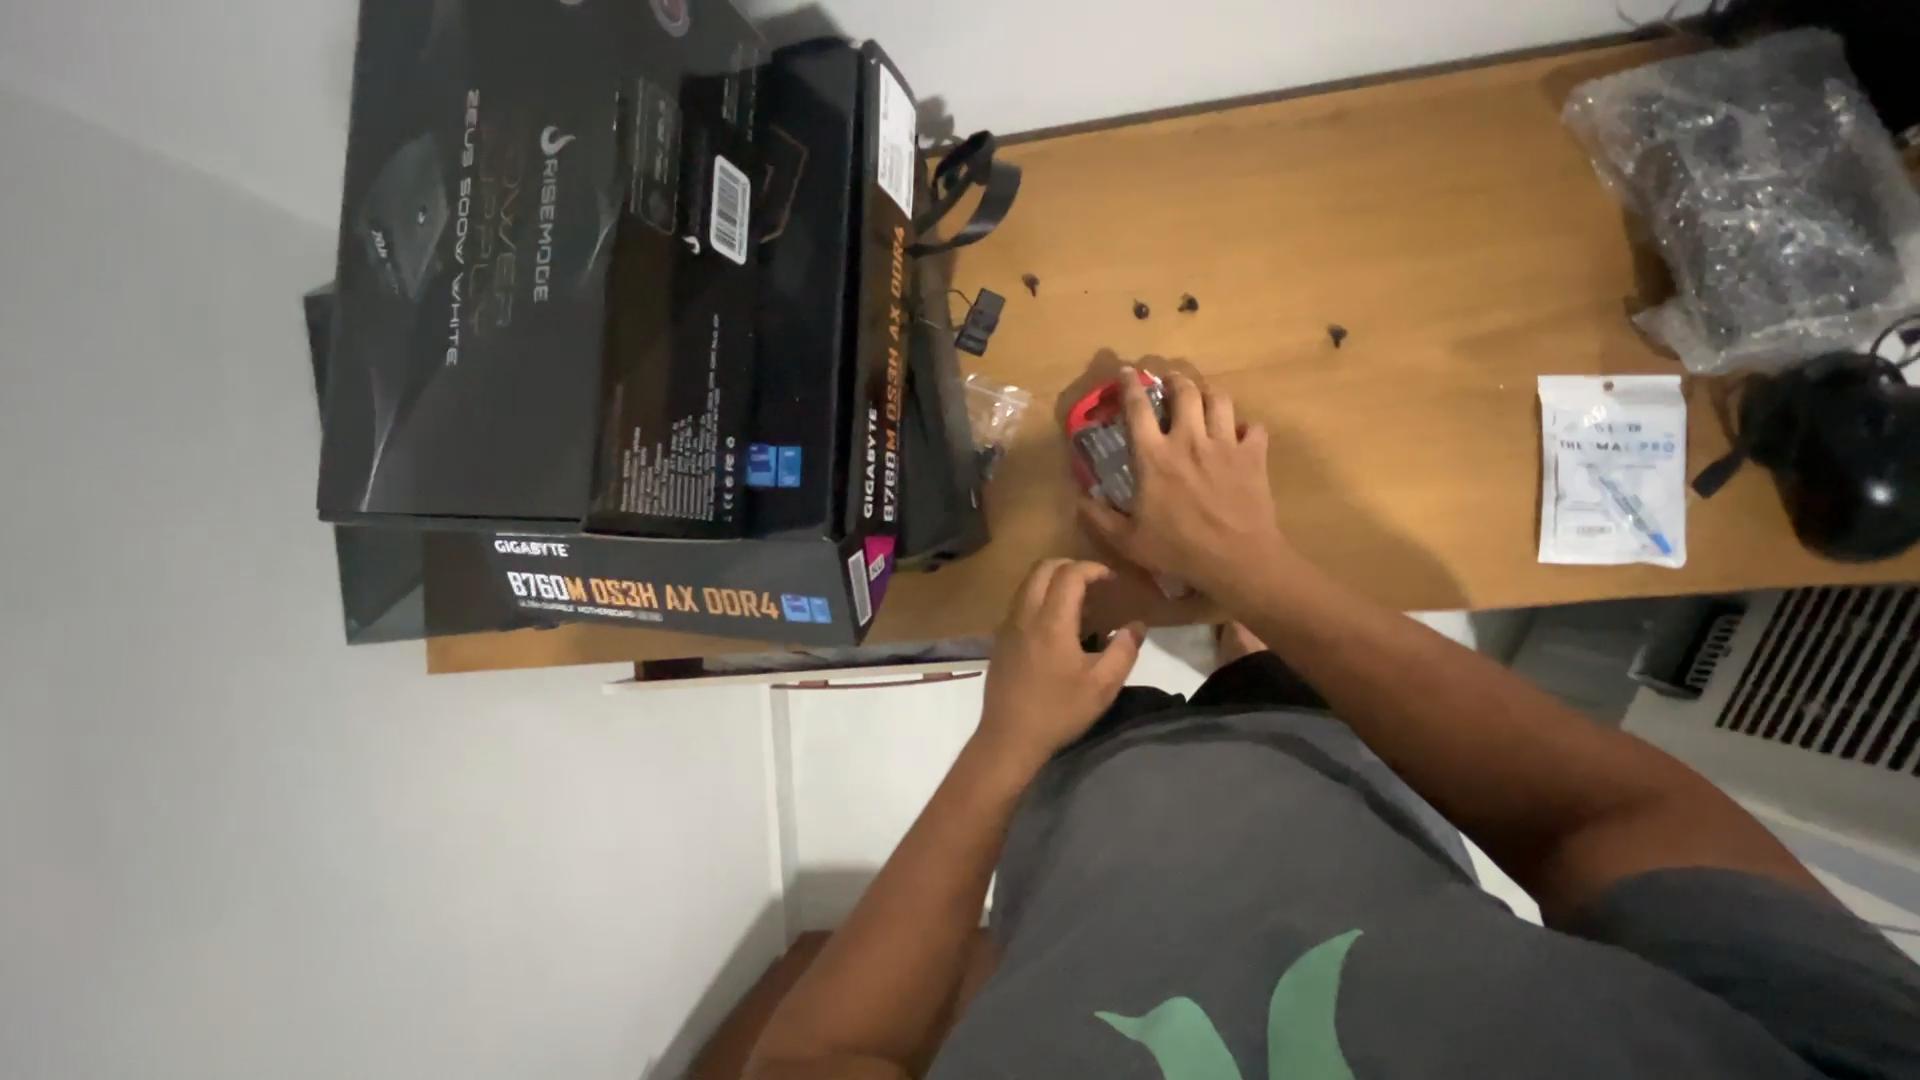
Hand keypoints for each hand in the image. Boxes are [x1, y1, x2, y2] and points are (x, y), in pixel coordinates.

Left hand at [975, 559, 1144, 771]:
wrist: (1009, 737)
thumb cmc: (1059, 711)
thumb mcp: (1103, 685)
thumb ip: (1124, 650)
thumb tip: (1137, 625)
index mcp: (1051, 621)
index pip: (1069, 574)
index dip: (1092, 568)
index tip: (1111, 578)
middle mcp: (1025, 615)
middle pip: (1042, 568)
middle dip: (1070, 565)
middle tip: (1094, 581)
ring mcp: (1008, 626)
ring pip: (1027, 583)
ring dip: (1052, 579)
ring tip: (1077, 600)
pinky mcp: (1000, 640)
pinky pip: (1019, 602)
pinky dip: (1038, 596)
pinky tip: (1055, 622)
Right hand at [1080, 371, 1292, 598]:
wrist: (1237, 559)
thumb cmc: (1177, 550)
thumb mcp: (1127, 541)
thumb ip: (1100, 518)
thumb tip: (1079, 499)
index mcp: (1153, 457)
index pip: (1137, 408)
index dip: (1130, 385)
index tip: (1127, 372)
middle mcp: (1188, 440)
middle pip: (1184, 391)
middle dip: (1175, 378)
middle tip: (1169, 378)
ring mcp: (1225, 445)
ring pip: (1220, 399)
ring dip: (1209, 392)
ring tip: (1204, 394)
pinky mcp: (1254, 456)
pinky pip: (1254, 428)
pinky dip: (1247, 427)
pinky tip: (1242, 434)